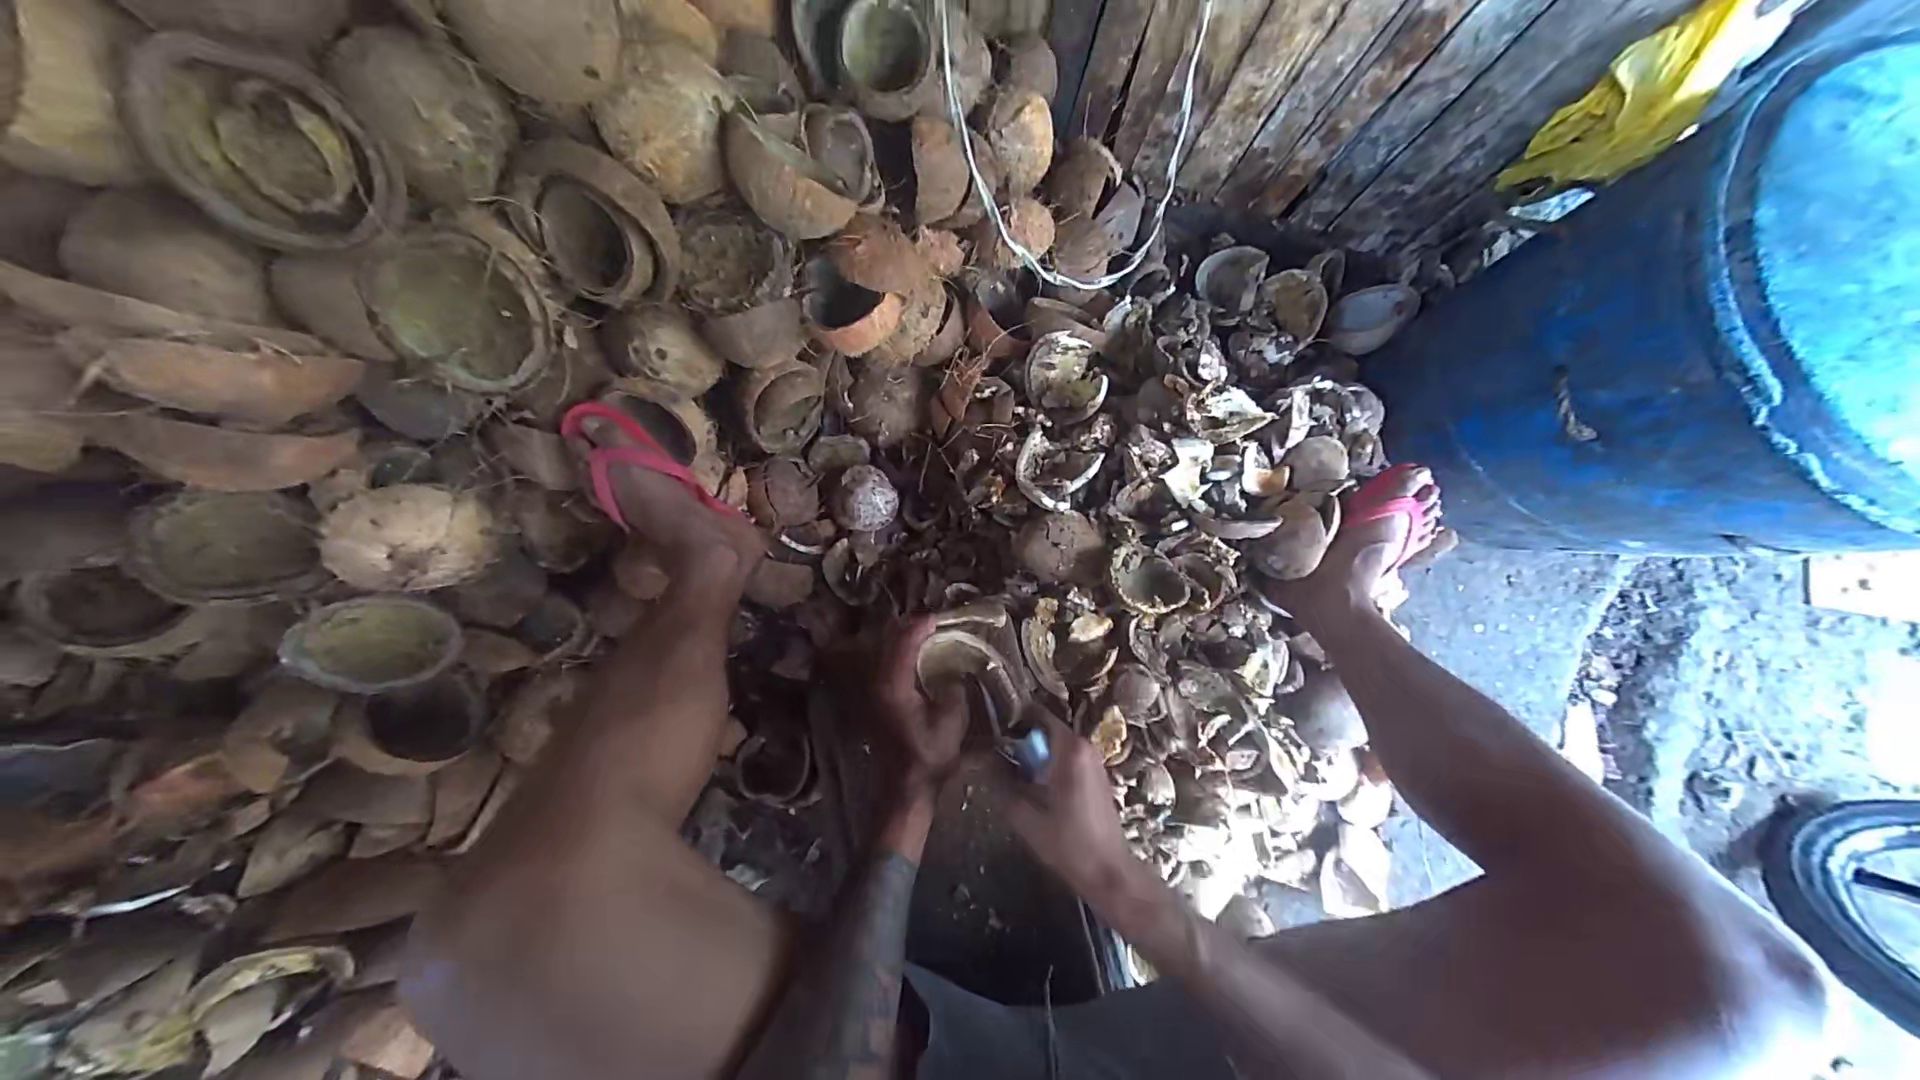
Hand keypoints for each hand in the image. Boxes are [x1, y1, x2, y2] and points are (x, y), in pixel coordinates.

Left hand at [873, 616, 969, 795]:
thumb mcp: (951, 719)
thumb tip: (953, 671)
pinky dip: (900, 654)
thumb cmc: (930, 754)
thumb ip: (952, 688)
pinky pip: (885, 664)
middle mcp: (878, 683)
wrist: (906, 784)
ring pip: (884, 652)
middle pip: (888, 642)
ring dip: (902, 639)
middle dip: (909, 627)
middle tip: (932, 620)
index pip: (903, 644)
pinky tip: (916, 655)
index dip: (919, 626)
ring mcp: (873, 691)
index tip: (936, 616)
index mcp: (894, 685)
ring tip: (925, 633)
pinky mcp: (877, 699)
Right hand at [997, 712, 1137, 903]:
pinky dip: (1051, 764)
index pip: (1039, 716)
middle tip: (1000, 756)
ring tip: (1015, 771)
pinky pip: (1068, 758)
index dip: (1015, 720)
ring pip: (1057, 745)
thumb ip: (1003, 788)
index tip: (995, 729)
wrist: (1110, 872)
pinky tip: (1038, 785)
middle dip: (1024, 741)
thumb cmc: (1070, 846)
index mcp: (1070, 750)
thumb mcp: (1027, 819)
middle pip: (1047, 730)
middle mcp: (1085, 747)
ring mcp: (1095, 760)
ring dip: (1038, 755)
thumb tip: (983, 763)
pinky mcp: (1098, 775)